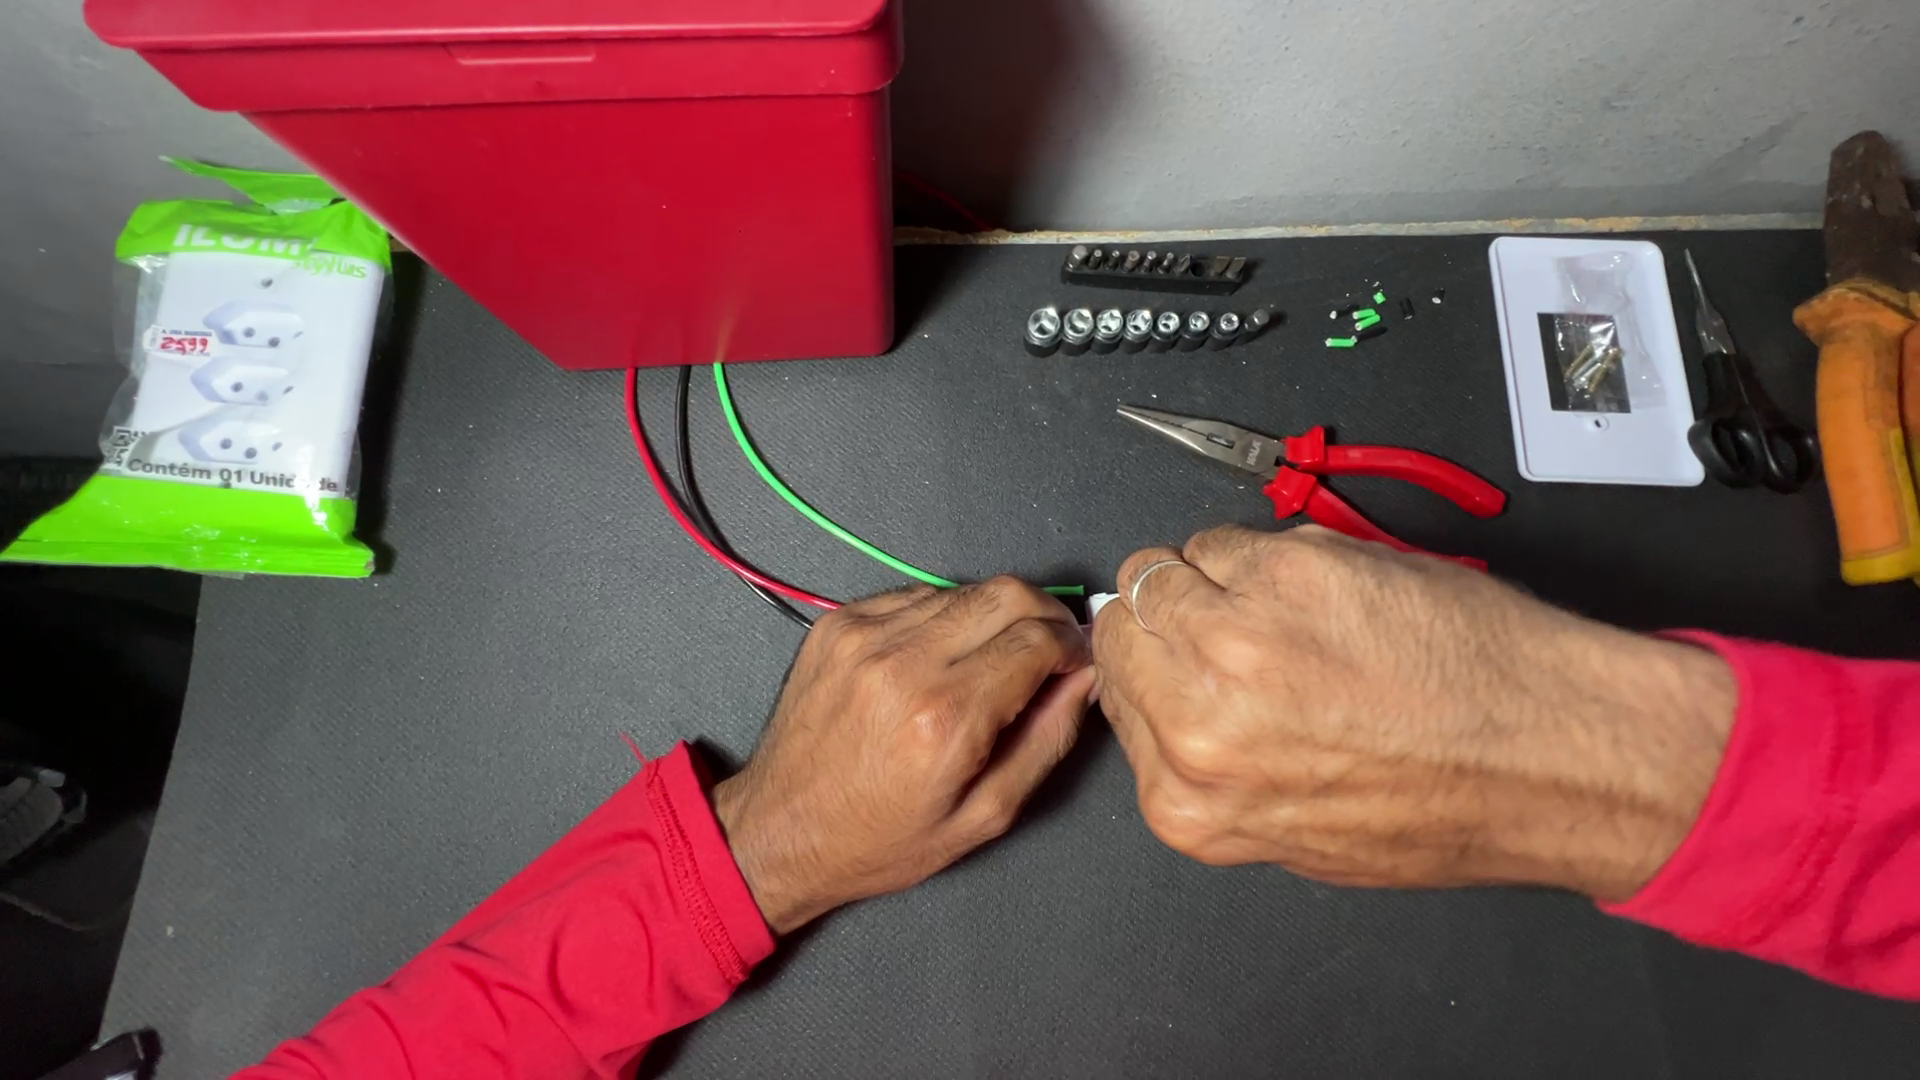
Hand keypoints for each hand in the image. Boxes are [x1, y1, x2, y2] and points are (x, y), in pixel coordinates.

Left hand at [713, 579, 1096, 933]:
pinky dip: (945, 616)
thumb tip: (1083, 677)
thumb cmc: (881, 838)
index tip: (1075, 661)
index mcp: (946, 716)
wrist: (779, 829)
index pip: (1038, 639)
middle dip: (1044, 613)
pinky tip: (939, 654)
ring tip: (988, 659)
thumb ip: (1046, 739)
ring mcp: (865, 632)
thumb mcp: (984, 816)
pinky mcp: (839, 622)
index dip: (1072, 644)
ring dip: (994, 615)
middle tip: (1049, 647)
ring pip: (964, 589)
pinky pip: (917, 595)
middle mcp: (904, 660)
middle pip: (1007, 593)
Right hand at [1092, 526, 1737, 902]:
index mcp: (1186, 796)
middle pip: (1124, 617)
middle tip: (1226, 623)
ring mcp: (1234, 636)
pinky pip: (1226, 540)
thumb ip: (1194, 760)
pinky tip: (1319, 593)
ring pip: (1163, 568)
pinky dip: (1261, 557)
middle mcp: (1196, 717)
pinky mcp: (1286, 571)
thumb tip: (1150, 685)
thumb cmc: (1441, 799)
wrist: (1559, 755)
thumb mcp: (1284, 826)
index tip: (1178, 650)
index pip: (1111, 684)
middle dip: (1166, 613)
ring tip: (1282, 613)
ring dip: (1212, 580)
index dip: (1150, 660)